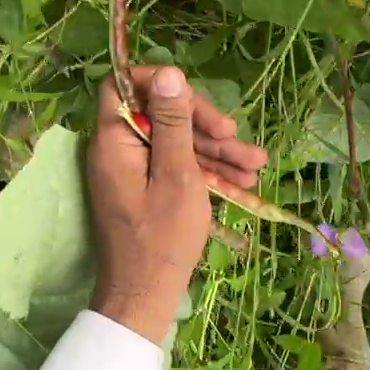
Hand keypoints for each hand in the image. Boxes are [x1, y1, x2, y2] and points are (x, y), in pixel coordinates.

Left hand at [85, 65, 266, 343]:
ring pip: (174, 142)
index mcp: (113, 140)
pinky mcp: (146, 187)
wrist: (145, 297)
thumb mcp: (176, 175)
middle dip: (202, 125)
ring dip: (215, 151)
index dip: (157, 82)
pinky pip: (174, 165)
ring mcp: (132, 169)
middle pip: (159, 114)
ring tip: (256, 166)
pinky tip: (243, 182)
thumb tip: (168, 72)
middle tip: (238, 140)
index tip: (193, 96)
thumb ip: (173, 123)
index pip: (123, 86)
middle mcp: (117, 149)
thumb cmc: (161, 237)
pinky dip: (205, 170)